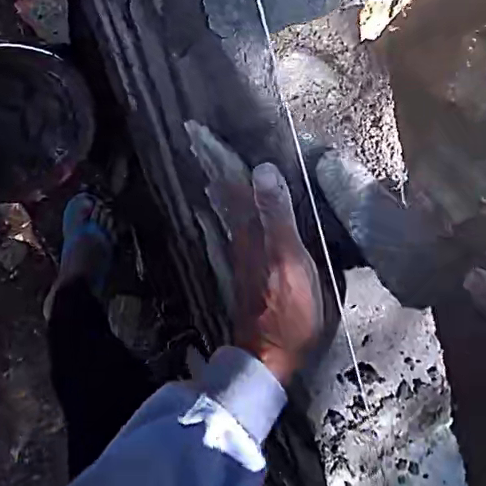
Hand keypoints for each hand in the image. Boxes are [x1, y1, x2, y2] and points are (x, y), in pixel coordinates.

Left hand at [189, 124, 321, 385]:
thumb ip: (278, 215)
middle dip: (211, 161)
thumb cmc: (290, 311)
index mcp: (253, 229)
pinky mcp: (244, 268)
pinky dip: (218, 210)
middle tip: (195, 134)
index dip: (218, 156)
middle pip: (223, 190)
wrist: (270, 355)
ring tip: (204, 159)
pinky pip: (226, 227)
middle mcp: (240, 235)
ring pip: (224, 207)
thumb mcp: (291, 261)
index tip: (197, 131)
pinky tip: (208, 205)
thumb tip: (262, 170)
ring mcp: (240, 252)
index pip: (232, 182)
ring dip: (215, 180)